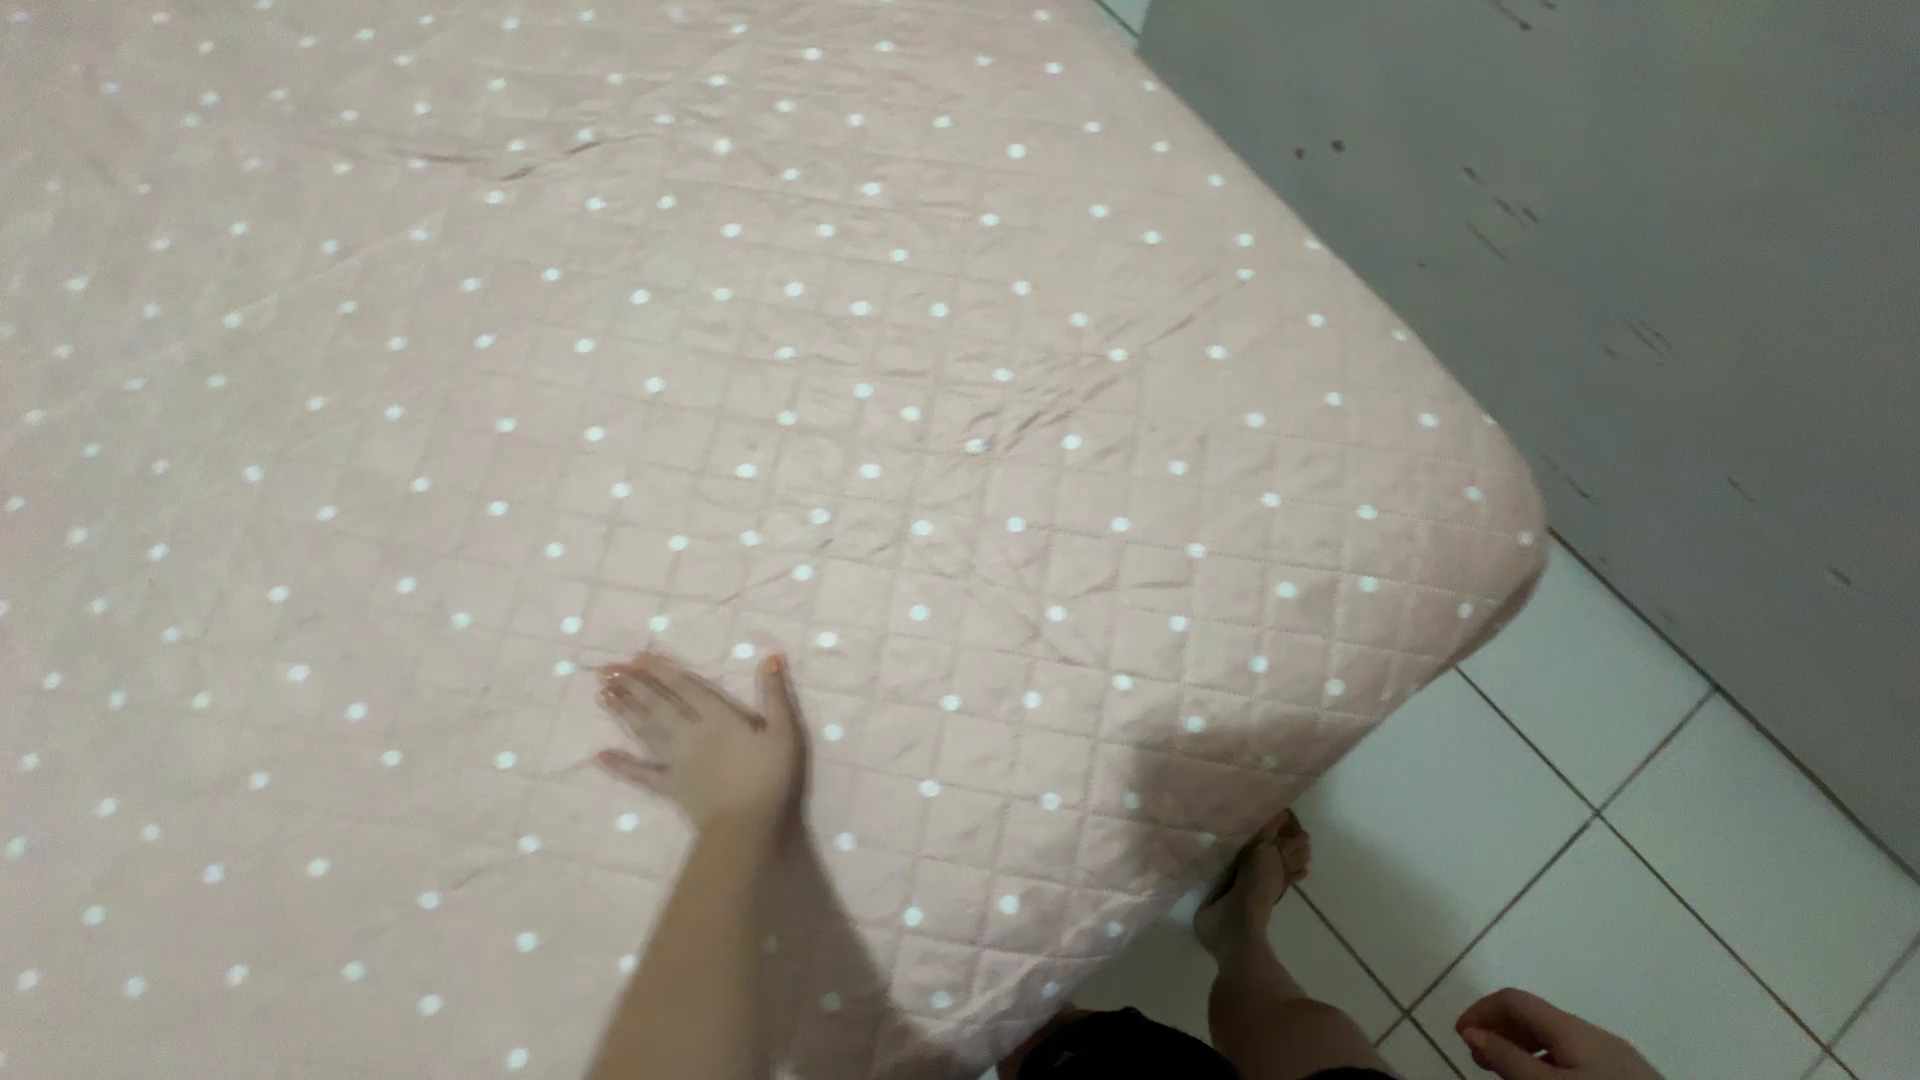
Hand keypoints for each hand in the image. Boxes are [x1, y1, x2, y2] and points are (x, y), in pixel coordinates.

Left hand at [595, 652, 802, 838]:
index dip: (662, 672)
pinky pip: (641, 775)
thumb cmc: (769, 777)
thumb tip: (771, 656)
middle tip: (607, 669)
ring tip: (602, 694)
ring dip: (623, 713)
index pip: (685, 689)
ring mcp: (676, 762)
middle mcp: (690, 735)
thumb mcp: (784, 732)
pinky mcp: (670, 788)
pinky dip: (620, 766)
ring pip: (645, 732)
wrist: (745, 826)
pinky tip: (600, 756)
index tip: (638, 657)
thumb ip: (775, 694)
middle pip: (658, 706)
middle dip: (633, 686)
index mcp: (717, 719)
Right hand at [1456, 989, 1662, 1079]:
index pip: (1515, 999)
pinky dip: (1551, 1064)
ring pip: (1558, 1041)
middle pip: (1536, 1017)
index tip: (1459, 1035)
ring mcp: (1620, 1058)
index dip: (1481, 1010)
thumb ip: (1508, 1058)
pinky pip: (1579, 1060)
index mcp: (1574, 1028)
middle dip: (1500, 1031)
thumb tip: (1471, 1031)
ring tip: (1508, 1074)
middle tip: (1478, 1059)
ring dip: (1524, 1050)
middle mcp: (1597, 1034)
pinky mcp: (1634, 1079)